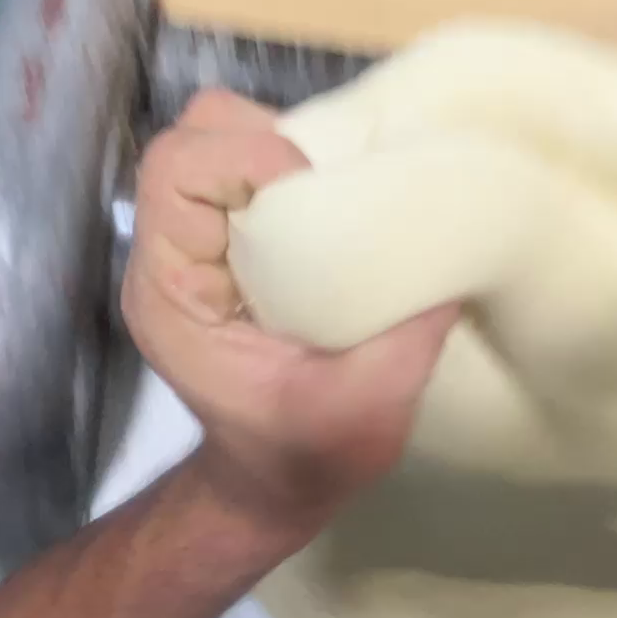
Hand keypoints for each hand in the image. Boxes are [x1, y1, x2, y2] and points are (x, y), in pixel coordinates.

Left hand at [121, 90, 461, 543]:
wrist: (266, 479)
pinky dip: (279, 163)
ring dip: (270, 143)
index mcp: (172, 292)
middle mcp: (165, 255)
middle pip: (187, 139)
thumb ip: (407, 342)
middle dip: (257, 137)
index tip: (311, 190)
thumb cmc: (301, 460)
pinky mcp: (213, 243)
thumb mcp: (365, 415)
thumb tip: (451, 255)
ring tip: (325, 186)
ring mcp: (185, 245)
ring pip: (207, 140)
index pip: (175, 173)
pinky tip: (321, 201)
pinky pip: (233, 167)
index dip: (246, 158)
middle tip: (323, 178)